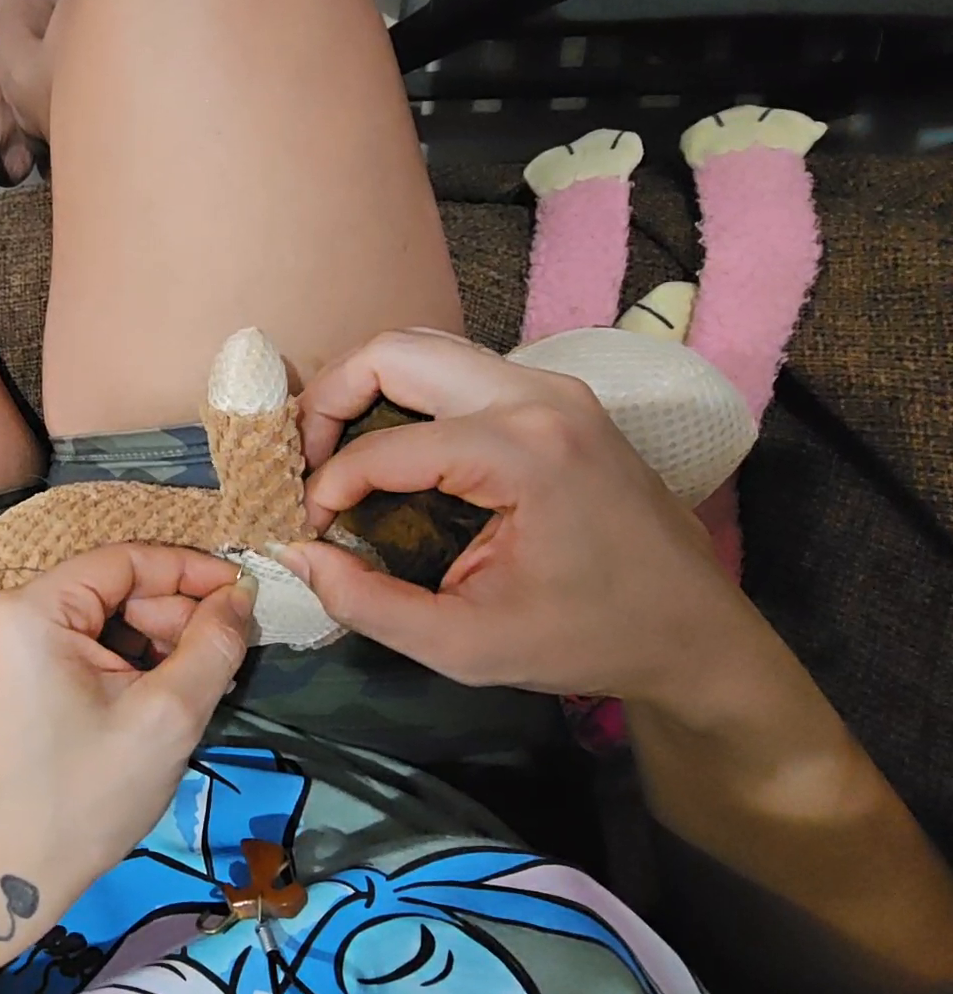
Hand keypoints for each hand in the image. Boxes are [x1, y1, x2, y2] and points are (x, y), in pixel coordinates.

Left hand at [0, 544, 252, 891]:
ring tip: (187, 682)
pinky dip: (115, 656)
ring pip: (93, 615)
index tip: (241, 590)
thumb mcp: (167, 716)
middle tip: (217, 655)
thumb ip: (213, 643)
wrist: (13, 867)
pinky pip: (70, 639)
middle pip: (107, 588)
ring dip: (146, 640)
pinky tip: (149, 688)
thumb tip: (239, 593)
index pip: (123, 561)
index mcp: (27, 608)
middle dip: (168, 617)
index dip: (189, 571)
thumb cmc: (87, 796)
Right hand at [275, 328, 775, 716]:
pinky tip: (382, 441)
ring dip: (359, 389)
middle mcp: (537, 396)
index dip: (327, 487)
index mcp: (523, 453)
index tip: (313, 529)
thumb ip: (365, 603)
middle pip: (392, 353)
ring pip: (417, 347)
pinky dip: (395, 392)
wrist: (698, 634)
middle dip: (327, 403)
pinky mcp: (550, 395)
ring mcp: (548, 386)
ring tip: (333, 448)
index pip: (382, 448)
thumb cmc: (584, 641)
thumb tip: (295, 553)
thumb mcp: (462, 645)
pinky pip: (447, 365)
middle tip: (304, 460)